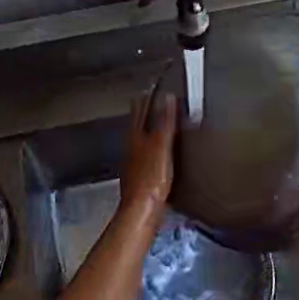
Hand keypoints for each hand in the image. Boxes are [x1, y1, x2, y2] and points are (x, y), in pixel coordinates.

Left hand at [120, 88, 176, 220]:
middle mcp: (132, 148)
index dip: (146, 99)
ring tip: (157, 124)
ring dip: (148, 130)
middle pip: (137, 124)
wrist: (142, 211)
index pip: (140, 112)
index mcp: (136, 138)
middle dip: (144, 113)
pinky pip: (146, 155)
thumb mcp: (161, 146)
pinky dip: (152, 148)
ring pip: (140, 140)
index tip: (151, 88)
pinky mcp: (141, 177)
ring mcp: (134, 163)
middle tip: (151, 101)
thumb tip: (166, 98)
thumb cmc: (151, 179)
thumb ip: (164, 123)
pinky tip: (158, 154)